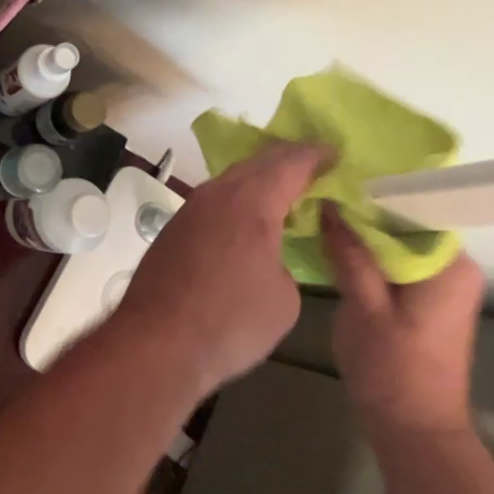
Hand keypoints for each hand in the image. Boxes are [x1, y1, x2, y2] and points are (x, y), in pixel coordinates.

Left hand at [111, 143, 325, 396]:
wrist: (157, 341)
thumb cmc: (230, 321)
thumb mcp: (284, 298)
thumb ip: (285, 262)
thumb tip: (270, 257)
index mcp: (251, 202)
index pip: (290, 162)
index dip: (316, 154)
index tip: (336, 152)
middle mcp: (217, 194)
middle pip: (257, 164)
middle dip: (287, 161)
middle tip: (315, 168)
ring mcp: (190, 209)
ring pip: (231, 181)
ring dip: (259, 182)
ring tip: (286, 194)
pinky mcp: (174, 229)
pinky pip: (215, 202)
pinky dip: (238, 202)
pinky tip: (249, 222)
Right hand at [320, 203, 485, 435]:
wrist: (415, 428)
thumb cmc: (392, 369)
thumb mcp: (362, 305)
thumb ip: (349, 251)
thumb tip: (330, 202)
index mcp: (449, 264)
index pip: (413, 203)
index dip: (372, 186)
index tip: (333, 172)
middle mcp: (454, 265)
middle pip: (404, 217)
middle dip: (362, 205)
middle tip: (318, 188)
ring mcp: (442, 280)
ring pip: (397, 236)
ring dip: (362, 228)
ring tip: (319, 208)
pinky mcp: (427, 294)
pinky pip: (396, 255)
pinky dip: (368, 248)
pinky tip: (334, 241)